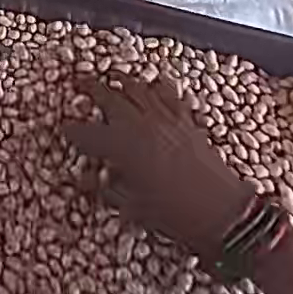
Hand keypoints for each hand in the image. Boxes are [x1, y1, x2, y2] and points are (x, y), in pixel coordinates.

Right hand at [64, 76, 253, 257]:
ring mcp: (163, 118)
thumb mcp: (134, 207)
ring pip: (136, 87)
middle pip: (107, 97)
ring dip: (121, 80)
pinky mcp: (186, 120)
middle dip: (89, 88)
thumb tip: (82, 178)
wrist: (228, 217)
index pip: (87, 132)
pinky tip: (154, 84)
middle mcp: (139, 123)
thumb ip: (105, 188)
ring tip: (112, 76)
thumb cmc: (177, 216)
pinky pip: (168, 95)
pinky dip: (157, 87)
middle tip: (78, 83)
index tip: (64, 129)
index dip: (73, 131)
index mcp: (120, 145)